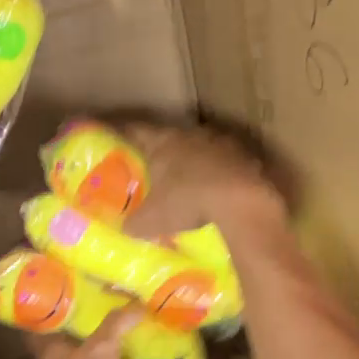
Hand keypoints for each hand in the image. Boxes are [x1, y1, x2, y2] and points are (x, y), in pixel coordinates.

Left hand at [27, 310, 137, 358]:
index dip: (52, 309)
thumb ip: (117, 324)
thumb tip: (137, 303)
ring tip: (124, 344)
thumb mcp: (102, 346)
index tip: (67, 298)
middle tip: (107, 319)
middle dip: (83, 333)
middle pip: (66, 343)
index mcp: (50, 345)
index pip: (42, 320)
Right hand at [117, 123, 284, 239]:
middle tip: (149, 166)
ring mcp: (221, 143)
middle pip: (169, 137)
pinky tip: (214, 191)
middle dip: (159, 151)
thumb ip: (134, 222)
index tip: (112, 136)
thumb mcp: (151, 220)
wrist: (242, 202)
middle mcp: (191, 134)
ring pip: (198, 149)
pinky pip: (223, 163)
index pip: (135, 130)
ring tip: (183, 181)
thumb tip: (125, 228)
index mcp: (163, 141)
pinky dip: (215, 174)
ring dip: (191, 161)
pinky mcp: (246, 157)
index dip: (121, 132)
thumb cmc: (187, 202)